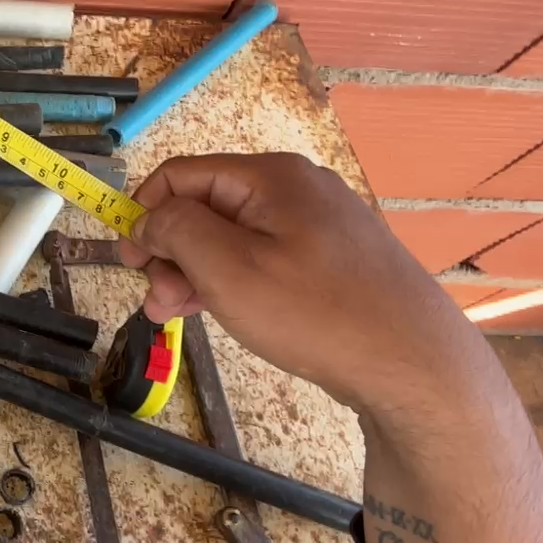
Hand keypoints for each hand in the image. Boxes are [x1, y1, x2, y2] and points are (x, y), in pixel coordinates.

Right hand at [116, 152, 487, 416]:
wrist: (414, 366)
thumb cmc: (314, 313)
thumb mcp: (227, 268)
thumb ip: (176, 229)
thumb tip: (148, 217)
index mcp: (270, 177)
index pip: (179, 175)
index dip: (142, 212)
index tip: (128, 259)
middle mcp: (294, 189)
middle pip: (204, 207)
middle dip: (169, 251)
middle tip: (156, 301)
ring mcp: (314, 224)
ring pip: (228, 237)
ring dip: (192, 272)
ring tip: (175, 315)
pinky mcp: (326, 258)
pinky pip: (258, 257)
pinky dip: (227, 280)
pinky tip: (214, 310)